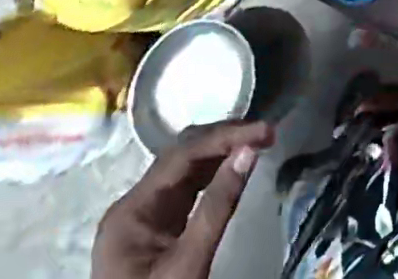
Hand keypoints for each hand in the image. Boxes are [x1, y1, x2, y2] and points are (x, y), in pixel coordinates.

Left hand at [91, 121, 273, 278]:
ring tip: (257, 143)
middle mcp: (133, 205)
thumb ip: (218, 206)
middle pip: (181, 156)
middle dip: (224, 139)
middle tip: (265, 134)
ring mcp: (143, 220)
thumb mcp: (188, 267)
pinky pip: (185, 193)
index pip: (182, 154)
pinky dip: (212, 177)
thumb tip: (248, 151)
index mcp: (131, 209)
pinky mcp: (155, 234)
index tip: (265, 132)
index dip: (224, 136)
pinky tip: (234, 169)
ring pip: (184, 171)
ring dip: (220, 154)